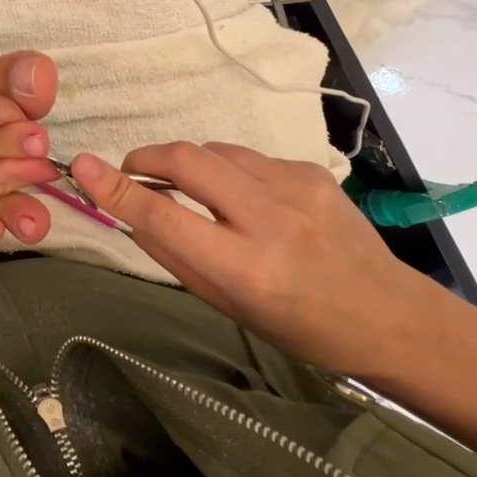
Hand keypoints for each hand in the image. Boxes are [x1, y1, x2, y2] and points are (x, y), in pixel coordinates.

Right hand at [71, 142, 442, 376]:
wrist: (395, 317)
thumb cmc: (302, 326)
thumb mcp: (228, 305)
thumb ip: (173, 253)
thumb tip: (128, 209)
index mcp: (247, 267)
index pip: (163, 215)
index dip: (115, 188)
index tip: (81, 165)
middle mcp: (271, 220)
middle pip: (186, 159)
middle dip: (146, 158)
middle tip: (133, 172)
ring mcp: (297, 187)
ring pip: (213, 151)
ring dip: (188, 165)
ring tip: (197, 194)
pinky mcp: (312, 170)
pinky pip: (245, 156)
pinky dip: (228, 170)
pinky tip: (246, 199)